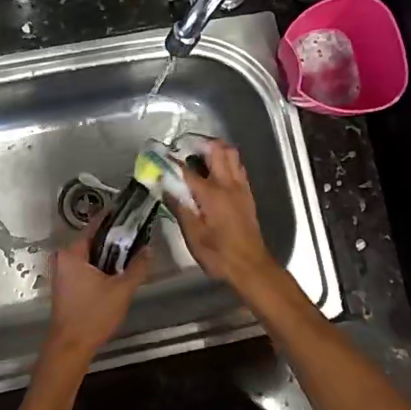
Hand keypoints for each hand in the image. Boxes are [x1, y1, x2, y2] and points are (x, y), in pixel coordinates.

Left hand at [44, 225, 149, 361]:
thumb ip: (137, 267)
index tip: (134, 213)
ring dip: (111, 255)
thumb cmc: (93, 315)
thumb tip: (149, 249)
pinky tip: (119, 273)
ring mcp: (64, 272)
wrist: (70, 348)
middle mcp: (64, 258)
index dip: (116, 218)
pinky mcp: (68, 285)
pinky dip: (103, 267)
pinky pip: (88, 267)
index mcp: (72, 253)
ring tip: (134, 255)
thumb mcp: (122, 290)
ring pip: (92, 255)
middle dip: (117, 240)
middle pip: (95, 240)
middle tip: (139, 239)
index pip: (96, 224)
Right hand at [168, 140, 280, 287]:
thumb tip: (166, 188)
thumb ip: (180, 208)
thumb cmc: (218, 254)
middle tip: (187, 148)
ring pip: (232, 155)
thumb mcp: (193, 235)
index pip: (188, 170)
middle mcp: (228, 184)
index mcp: (211, 194)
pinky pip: (238, 167)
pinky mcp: (247, 194)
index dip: (173, 162)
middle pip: (218, 150)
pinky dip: (227, 162)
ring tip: (201, 155)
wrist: (250, 265)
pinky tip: (217, 171)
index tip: (161, 158)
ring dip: (217, 149)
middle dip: (201, 144)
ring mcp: (240, 188)